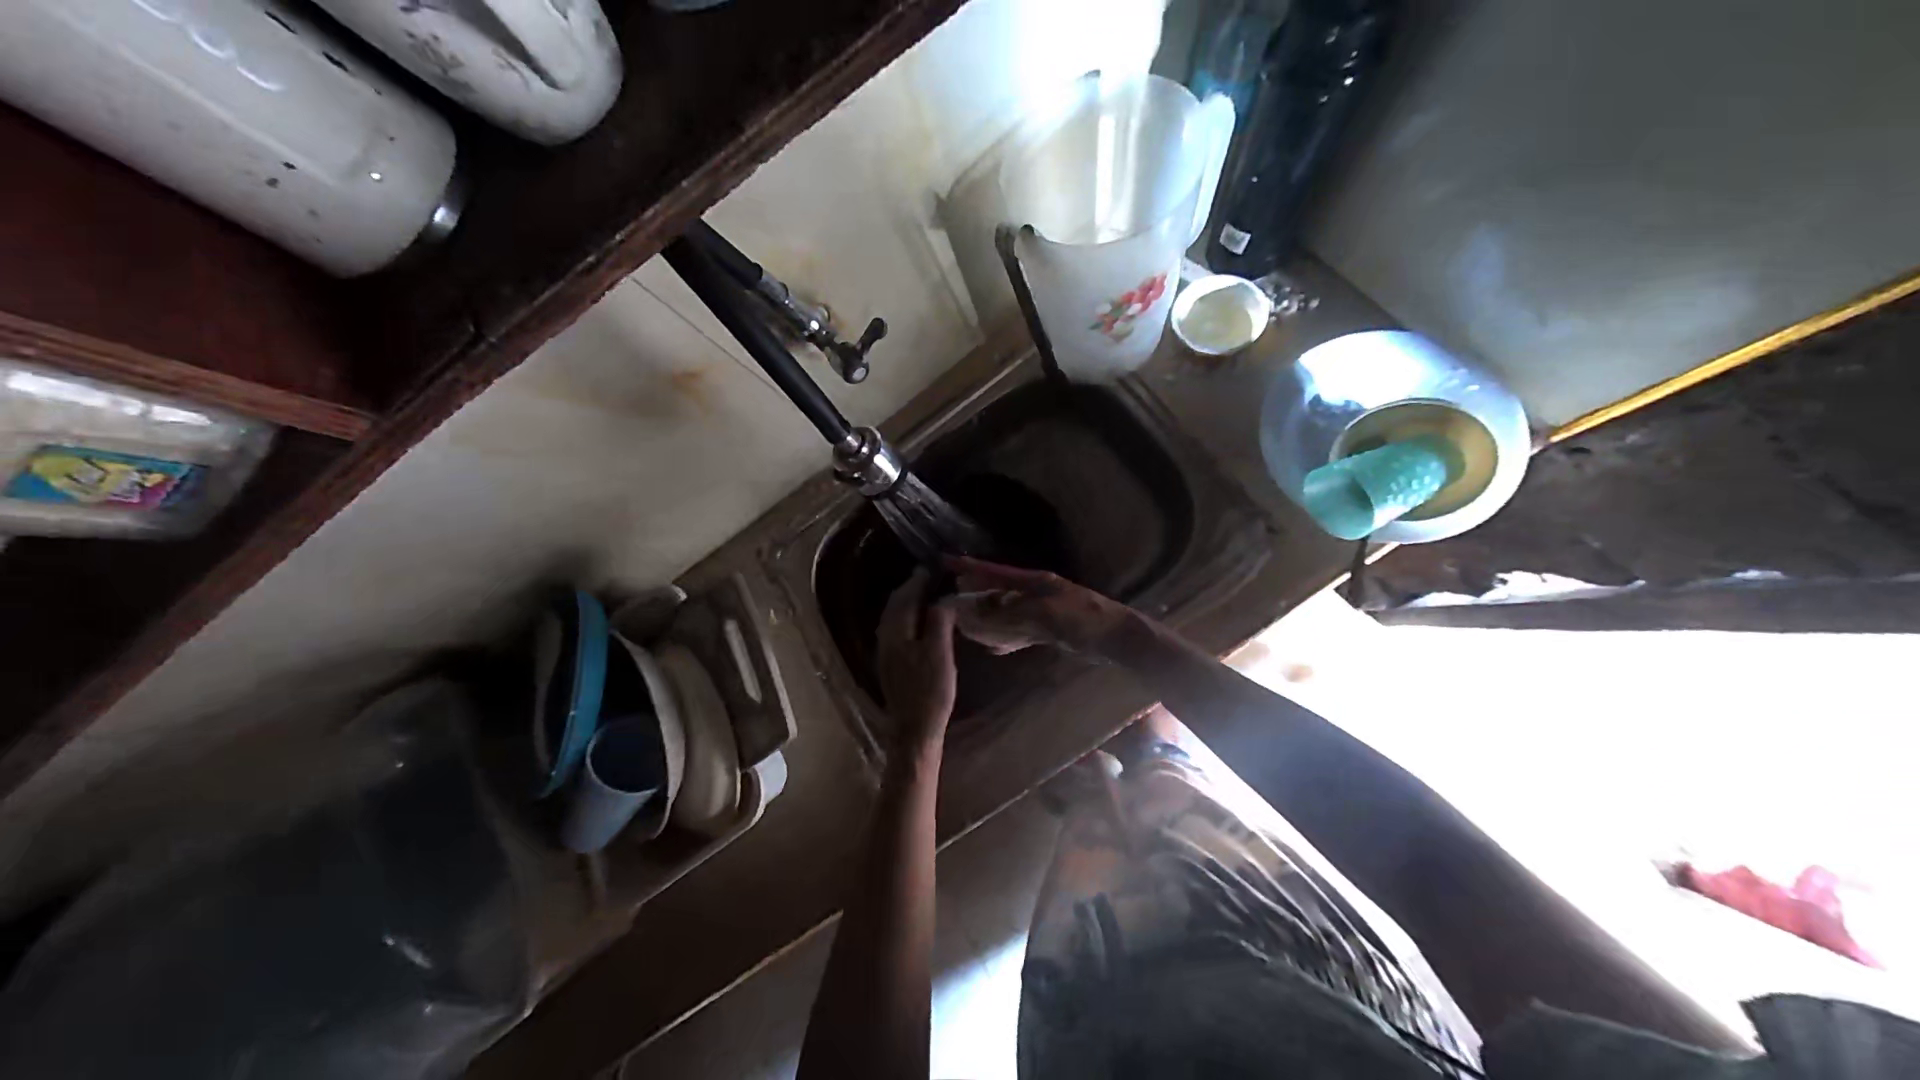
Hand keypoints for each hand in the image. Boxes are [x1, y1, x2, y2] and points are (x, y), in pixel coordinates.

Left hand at [874, 569, 957, 752]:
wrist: (914, 730)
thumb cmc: (930, 691)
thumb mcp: (940, 652)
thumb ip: (939, 621)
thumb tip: (942, 598)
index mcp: (896, 631)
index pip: (904, 597)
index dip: (918, 580)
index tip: (932, 567)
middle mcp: (885, 638)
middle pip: (895, 605)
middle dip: (911, 589)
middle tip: (930, 577)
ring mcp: (886, 653)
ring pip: (894, 618)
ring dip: (908, 603)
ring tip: (927, 595)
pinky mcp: (892, 665)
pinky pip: (897, 630)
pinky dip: (908, 618)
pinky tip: (920, 623)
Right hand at [944, 556, 1135, 657]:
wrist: (1117, 639)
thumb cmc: (1084, 619)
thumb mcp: (1044, 614)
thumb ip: (1007, 614)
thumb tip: (971, 613)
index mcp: (1034, 582)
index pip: (995, 572)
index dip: (971, 567)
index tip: (945, 562)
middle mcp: (1035, 594)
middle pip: (997, 593)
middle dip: (973, 596)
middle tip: (946, 601)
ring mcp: (1042, 613)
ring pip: (1005, 614)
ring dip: (986, 619)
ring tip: (962, 626)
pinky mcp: (1049, 631)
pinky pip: (1018, 632)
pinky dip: (1004, 638)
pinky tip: (992, 647)